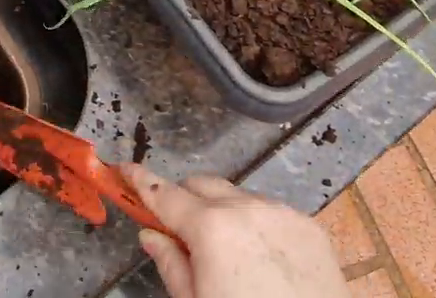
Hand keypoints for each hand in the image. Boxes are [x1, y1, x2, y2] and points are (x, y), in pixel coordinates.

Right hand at [122, 164, 348, 297]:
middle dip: (186, 201)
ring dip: (223, 213)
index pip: (164, 193)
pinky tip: (265, 263)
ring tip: (230, 256)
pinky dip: (257, 226)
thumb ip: (171, 265)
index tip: (124, 170)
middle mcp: (245, 207)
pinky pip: (271, 212)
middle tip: (181, 232)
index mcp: (210, 228)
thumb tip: (151, 235)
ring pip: (237, 197)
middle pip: (201, 186)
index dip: (140, 181)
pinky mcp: (310, 226)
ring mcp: (282, 213)